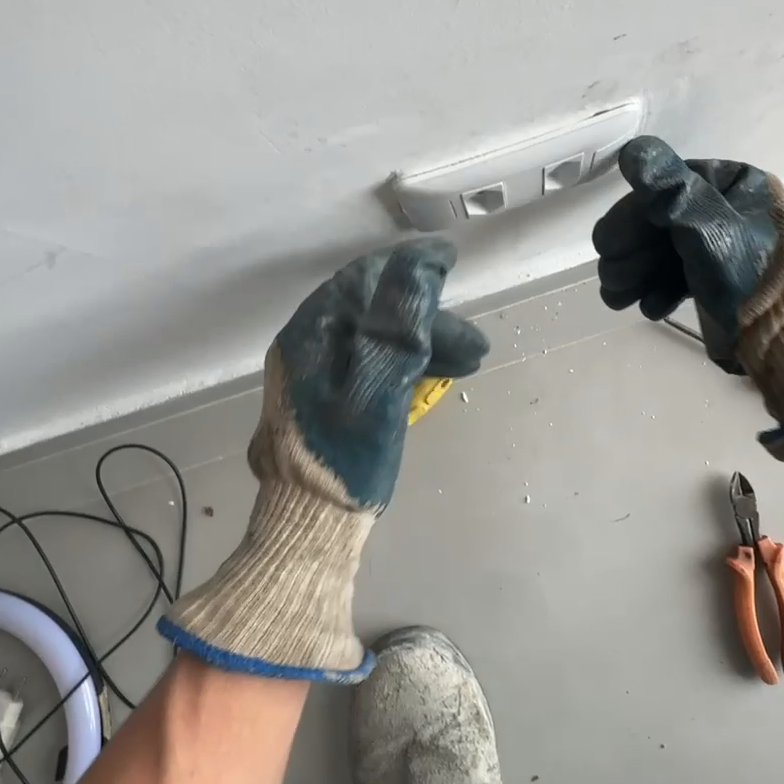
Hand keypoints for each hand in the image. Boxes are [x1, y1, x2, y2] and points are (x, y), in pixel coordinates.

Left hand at [159, 239, 487, 681]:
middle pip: (375, 310)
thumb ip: (398, 320)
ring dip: (426, 343)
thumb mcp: (378, 383)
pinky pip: (377, 363)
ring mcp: (319, 373)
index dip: (409, 266)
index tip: (450, 260)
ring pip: (380, 338)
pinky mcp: (332, 398)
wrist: (310, 524)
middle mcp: (310, 345)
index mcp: (311, 335)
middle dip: (428, 318)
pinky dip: (410, 364)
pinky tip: (436, 375)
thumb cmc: (345, 456)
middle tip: (473, 341)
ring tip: (470, 362)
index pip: (363, 280)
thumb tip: (420, 263)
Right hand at [592, 136, 781, 372]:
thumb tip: (633, 150)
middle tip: (610, 277)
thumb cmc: (749, 278)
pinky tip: (649, 307)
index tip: (606, 242)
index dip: (632, 214)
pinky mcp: (716, 279)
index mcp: (736, 185)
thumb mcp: (708, 229)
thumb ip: (669, 190)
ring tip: (617, 298)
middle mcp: (729, 209)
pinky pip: (677, 275)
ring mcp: (722, 245)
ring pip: (664, 251)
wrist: (782, 343)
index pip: (669, 187)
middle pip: (661, 221)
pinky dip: (658, 288)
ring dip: (635, 273)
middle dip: (630, 251)